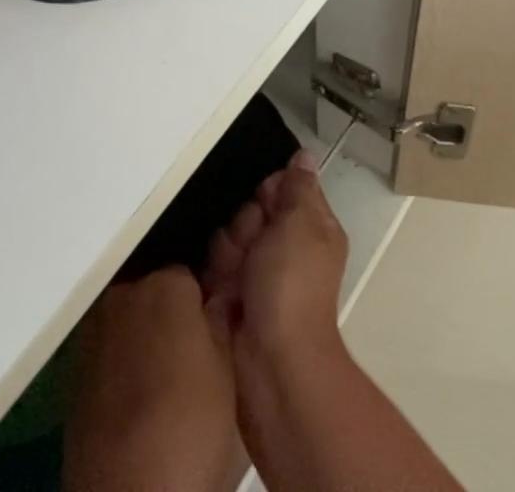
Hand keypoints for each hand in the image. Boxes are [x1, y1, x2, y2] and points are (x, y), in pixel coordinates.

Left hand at [66, 267, 239, 491]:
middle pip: (157, 291)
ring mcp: (92, 332)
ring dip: (148, 338)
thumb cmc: (191, 428)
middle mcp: (122, 296)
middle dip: (176, 315)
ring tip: (171, 381)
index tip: (220, 332)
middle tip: (198, 357)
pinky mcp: (73, 370)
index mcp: (164, 287)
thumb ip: (224, 322)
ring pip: (131, 320)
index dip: (209, 303)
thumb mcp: (230, 372)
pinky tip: (142, 399)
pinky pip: (110, 350)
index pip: (194, 274)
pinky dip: (125, 364)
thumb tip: (221, 300)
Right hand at [203, 149, 348, 366]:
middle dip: (242, 226)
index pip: (278, 187)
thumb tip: (305, 155)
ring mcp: (252, 271)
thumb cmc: (293, 286)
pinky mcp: (224, 293)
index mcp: (309, 227)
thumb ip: (299, 187)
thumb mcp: (303, 225)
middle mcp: (281, 246)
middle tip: (250, 250)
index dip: (265, 193)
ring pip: (222, 237)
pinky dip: (209, 275)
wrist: (270, 359)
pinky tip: (216, 288)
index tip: (262, 206)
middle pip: (245, 211)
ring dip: (225, 255)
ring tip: (234, 279)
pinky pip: (206, 266)